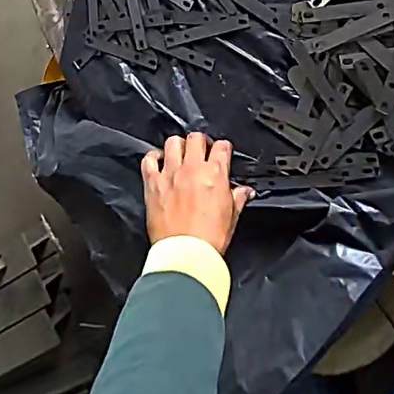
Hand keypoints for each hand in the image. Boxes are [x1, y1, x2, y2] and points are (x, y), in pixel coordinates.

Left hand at [141, 133, 251, 253]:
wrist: (186, 255)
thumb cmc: (209, 239)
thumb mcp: (231, 216)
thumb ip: (238, 198)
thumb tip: (244, 191)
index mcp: (215, 174)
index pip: (222, 147)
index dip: (223, 148)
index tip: (221, 152)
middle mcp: (192, 169)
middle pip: (196, 138)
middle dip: (201, 142)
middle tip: (201, 151)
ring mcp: (170, 174)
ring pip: (173, 142)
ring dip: (179, 146)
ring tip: (180, 155)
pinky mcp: (153, 184)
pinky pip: (148, 160)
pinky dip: (153, 158)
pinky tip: (159, 163)